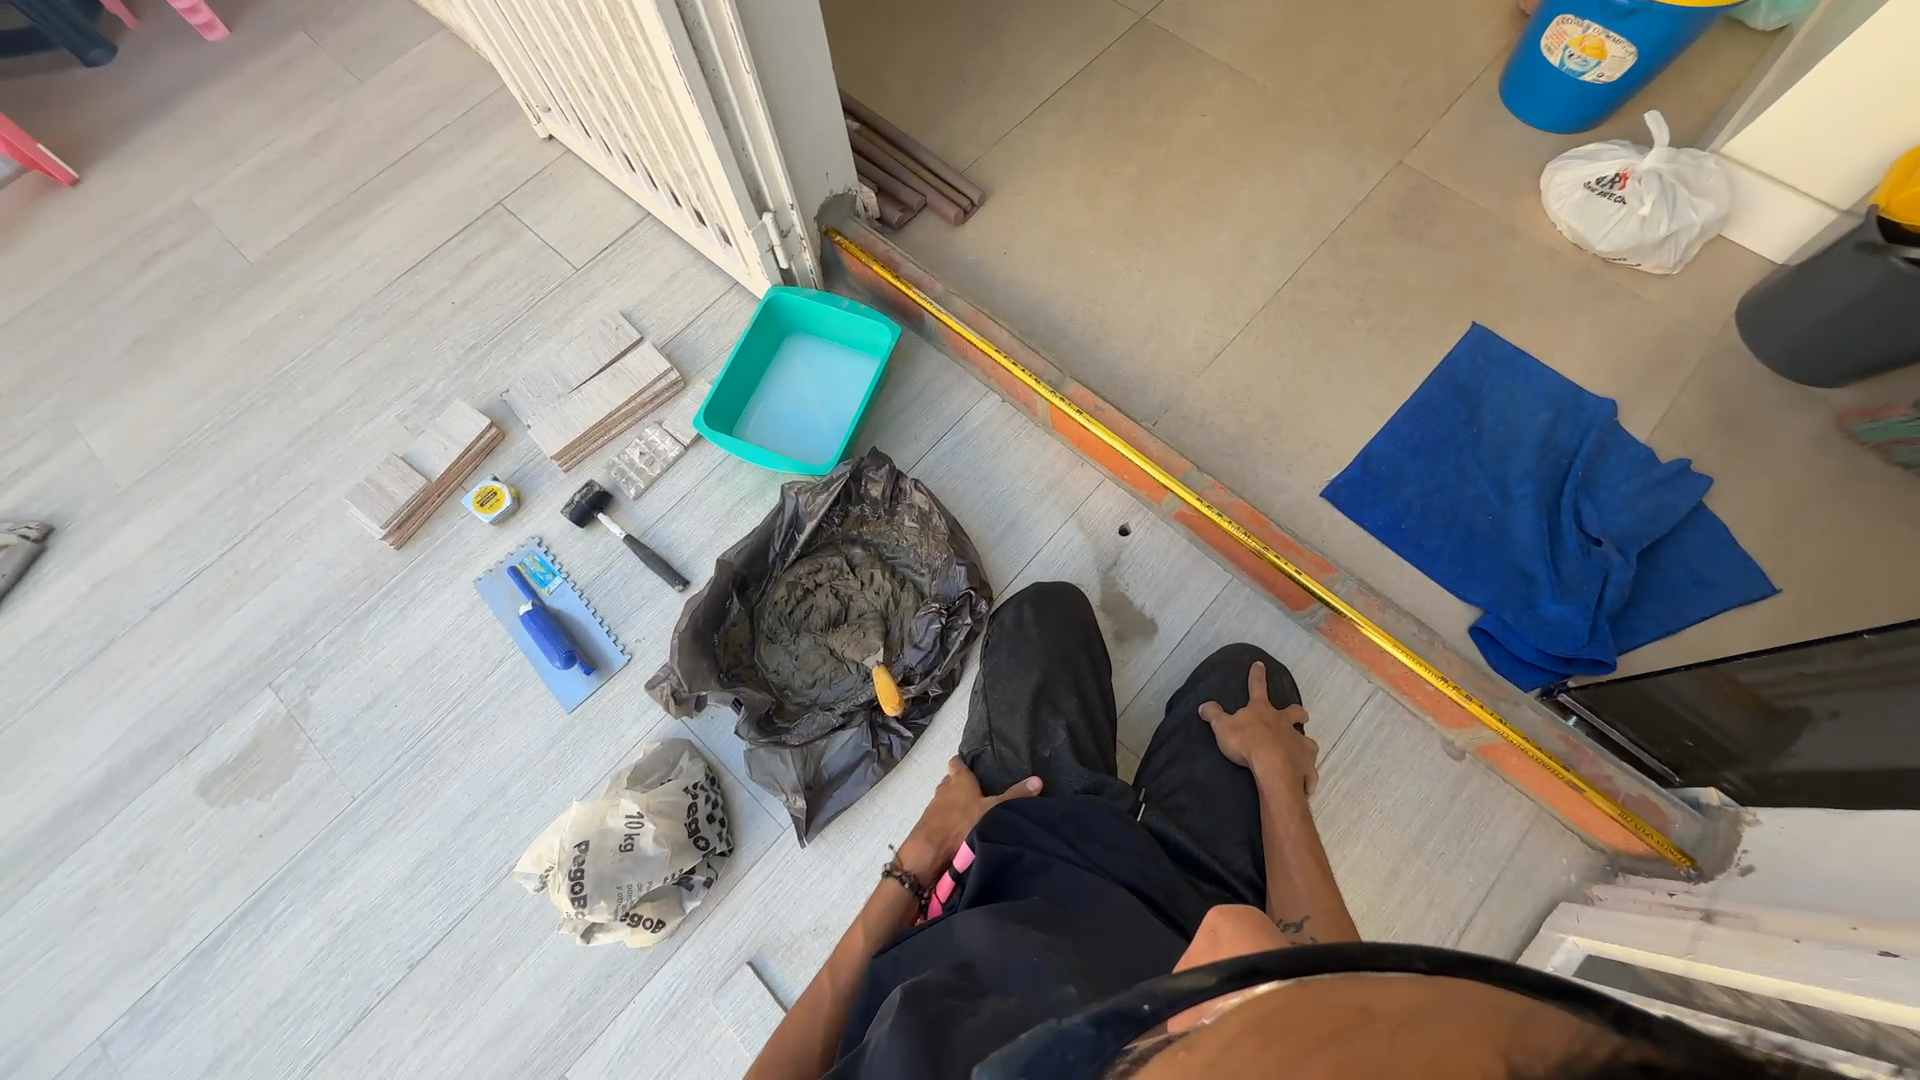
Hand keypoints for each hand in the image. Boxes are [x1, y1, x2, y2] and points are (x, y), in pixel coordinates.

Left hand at [896, 757, 1040, 882]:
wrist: (930, 851)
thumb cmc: (962, 822)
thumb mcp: (994, 809)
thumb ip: (1015, 796)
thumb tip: (1038, 780)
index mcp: (959, 780)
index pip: (957, 763)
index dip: (962, 762)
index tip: (970, 763)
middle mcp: (944, 789)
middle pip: (950, 781)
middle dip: (960, 785)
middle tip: (977, 791)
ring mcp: (934, 807)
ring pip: (945, 800)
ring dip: (955, 805)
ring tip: (971, 813)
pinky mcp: (929, 826)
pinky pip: (941, 818)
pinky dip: (950, 821)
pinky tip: (960, 831)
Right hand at [1199, 661, 1317, 795]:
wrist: (1273, 768)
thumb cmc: (1247, 743)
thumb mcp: (1222, 727)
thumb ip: (1213, 715)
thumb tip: (1204, 705)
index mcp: (1263, 711)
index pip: (1258, 688)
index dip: (1257, 676)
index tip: (1260, 664)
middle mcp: (1285, 724)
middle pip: (1295, 713)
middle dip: (1297, 713)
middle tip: (1299, 715)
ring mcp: (1299, 744)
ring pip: (1308, 741)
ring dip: (1304, 744)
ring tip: (1300, 751)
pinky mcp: (1307, 766)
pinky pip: (1310, 771)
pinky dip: (1308, 775)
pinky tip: (1306, 783)